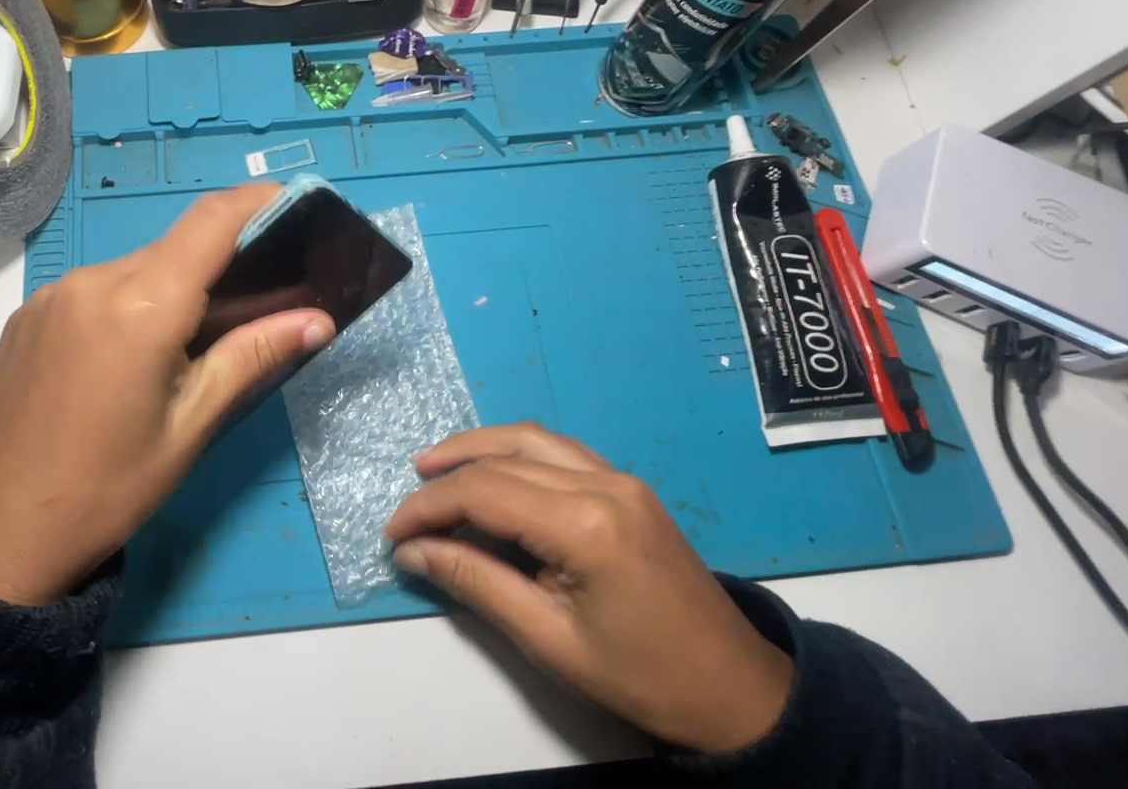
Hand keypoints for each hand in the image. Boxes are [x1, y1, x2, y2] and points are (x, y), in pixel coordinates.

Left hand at [0, 183, 334, 604]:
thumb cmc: (108, 489)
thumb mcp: (191, 426)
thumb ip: (253, 356)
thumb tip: (318, 320)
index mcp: (140, 305)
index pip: (211, 222)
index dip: (258, 202)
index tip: (296, 205)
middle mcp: (91, 281)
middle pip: (174, 247)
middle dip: (222, 261)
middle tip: (259, 301)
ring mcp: (53, 295)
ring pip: (136, 268)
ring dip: (174, 288)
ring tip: (195, 343)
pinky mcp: (29, 315)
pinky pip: (97, 289)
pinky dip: (131, 303)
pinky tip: (135, 355)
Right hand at [384, 424, 793, 753]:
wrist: (734, 689)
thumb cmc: (639, 676)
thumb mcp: (547, 639)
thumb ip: (474, 582)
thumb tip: (412, 550)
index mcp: (585, 523)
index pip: (484, 491)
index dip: (429, 507)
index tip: (393, 534)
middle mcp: (602, 482)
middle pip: (502, 458)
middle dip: (445, 479)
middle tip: (406, 510)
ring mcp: (619, 478)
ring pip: (530, 439)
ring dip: (476, 448)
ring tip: (430, 467)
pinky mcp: (627, 486)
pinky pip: (557, 451)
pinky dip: (512, 453)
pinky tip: (489, 471)